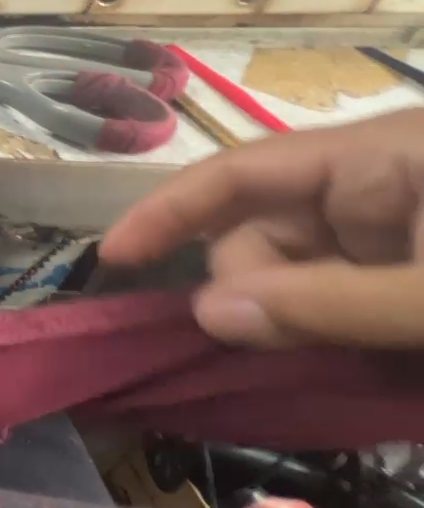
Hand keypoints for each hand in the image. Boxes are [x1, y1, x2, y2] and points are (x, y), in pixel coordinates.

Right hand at [99, 109, 423, 348]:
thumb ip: (329, 303)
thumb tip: (204, 316)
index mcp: (377, 155)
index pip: (236, 171)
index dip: (166, 210)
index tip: (113, 258)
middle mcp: (373, 180)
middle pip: (261, 225)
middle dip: (251, 282)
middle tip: (274, 339)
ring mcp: (399, 224)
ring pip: (293, 262)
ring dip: (290, 309)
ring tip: (330, 352)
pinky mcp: (412, 264)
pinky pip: (336, 287)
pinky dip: (325, 320)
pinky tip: (342, 348)